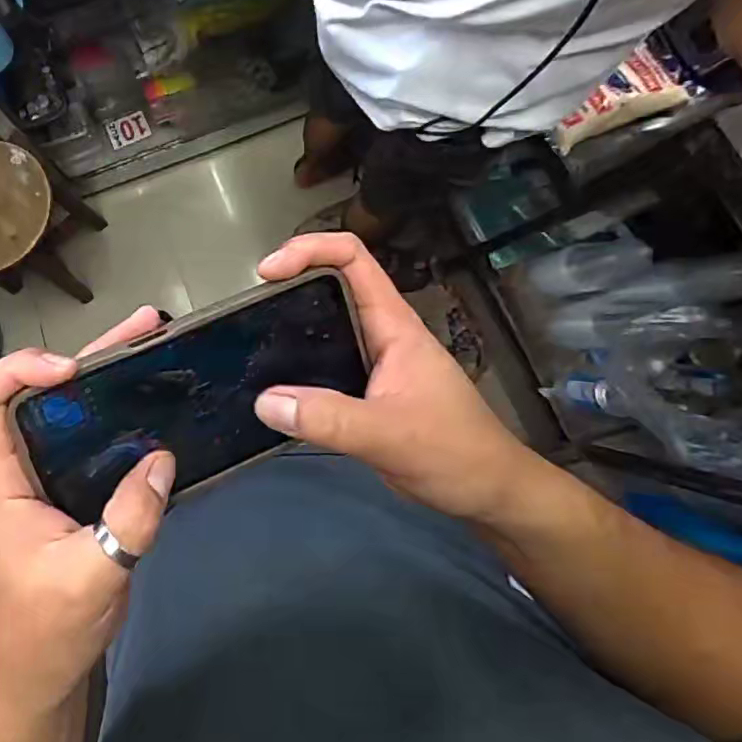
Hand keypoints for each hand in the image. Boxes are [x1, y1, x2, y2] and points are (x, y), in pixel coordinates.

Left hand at [0, 307, 176, 709]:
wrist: (46, 672)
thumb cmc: (47, 628)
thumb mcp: (90, 578)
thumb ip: (125, 524)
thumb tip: (161, 461)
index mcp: (5, 478)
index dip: (21, 369)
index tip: (71, 370)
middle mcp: (27, 463)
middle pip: (45, 389)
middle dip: (92, 353)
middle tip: (143, 326)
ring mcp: (56, 474)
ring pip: (77, 408)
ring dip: (113, 374)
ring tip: (156, 344)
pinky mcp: (83, 489)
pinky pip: (102, 437)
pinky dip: (127, 412)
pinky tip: (159, 402)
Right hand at [253, 234, 544, 525]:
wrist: (489, 492)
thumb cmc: (455, 453)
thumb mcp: (389, 435)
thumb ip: (328, 419)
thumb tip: (265, 401)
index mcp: (394, 325)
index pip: (353, 258)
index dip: (309, 249)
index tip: (268, 272)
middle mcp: (381, 333)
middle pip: (333, 282)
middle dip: (291, 279)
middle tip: (251, 302)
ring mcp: (373, 360)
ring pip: (326, 323)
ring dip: (290, 321)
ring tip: (252, 337)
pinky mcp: (365, 390)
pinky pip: (323, 362)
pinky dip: (296, 362)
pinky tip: (274, 382)